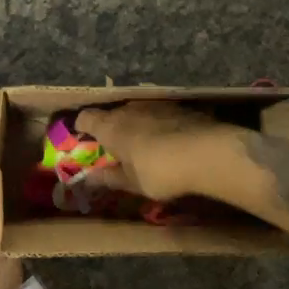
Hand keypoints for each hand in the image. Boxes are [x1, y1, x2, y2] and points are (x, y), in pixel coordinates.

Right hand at [75, 102, 239, 200]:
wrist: (207, 153)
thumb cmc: (160, 171)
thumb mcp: (132, 182)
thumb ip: (109, 178)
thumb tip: (87, 179)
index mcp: (110, 127)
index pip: (86, 118)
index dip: (82, 127)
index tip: (82, 138)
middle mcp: (129, 109)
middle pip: (113, 114)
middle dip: (112, 128)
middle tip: (116, 148)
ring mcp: (156, 105)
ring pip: (137, 113)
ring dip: (137, 126)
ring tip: (144, 146)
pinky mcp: (179, 107)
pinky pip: (160, 115)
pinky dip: (159, 126)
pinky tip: (169, 142)